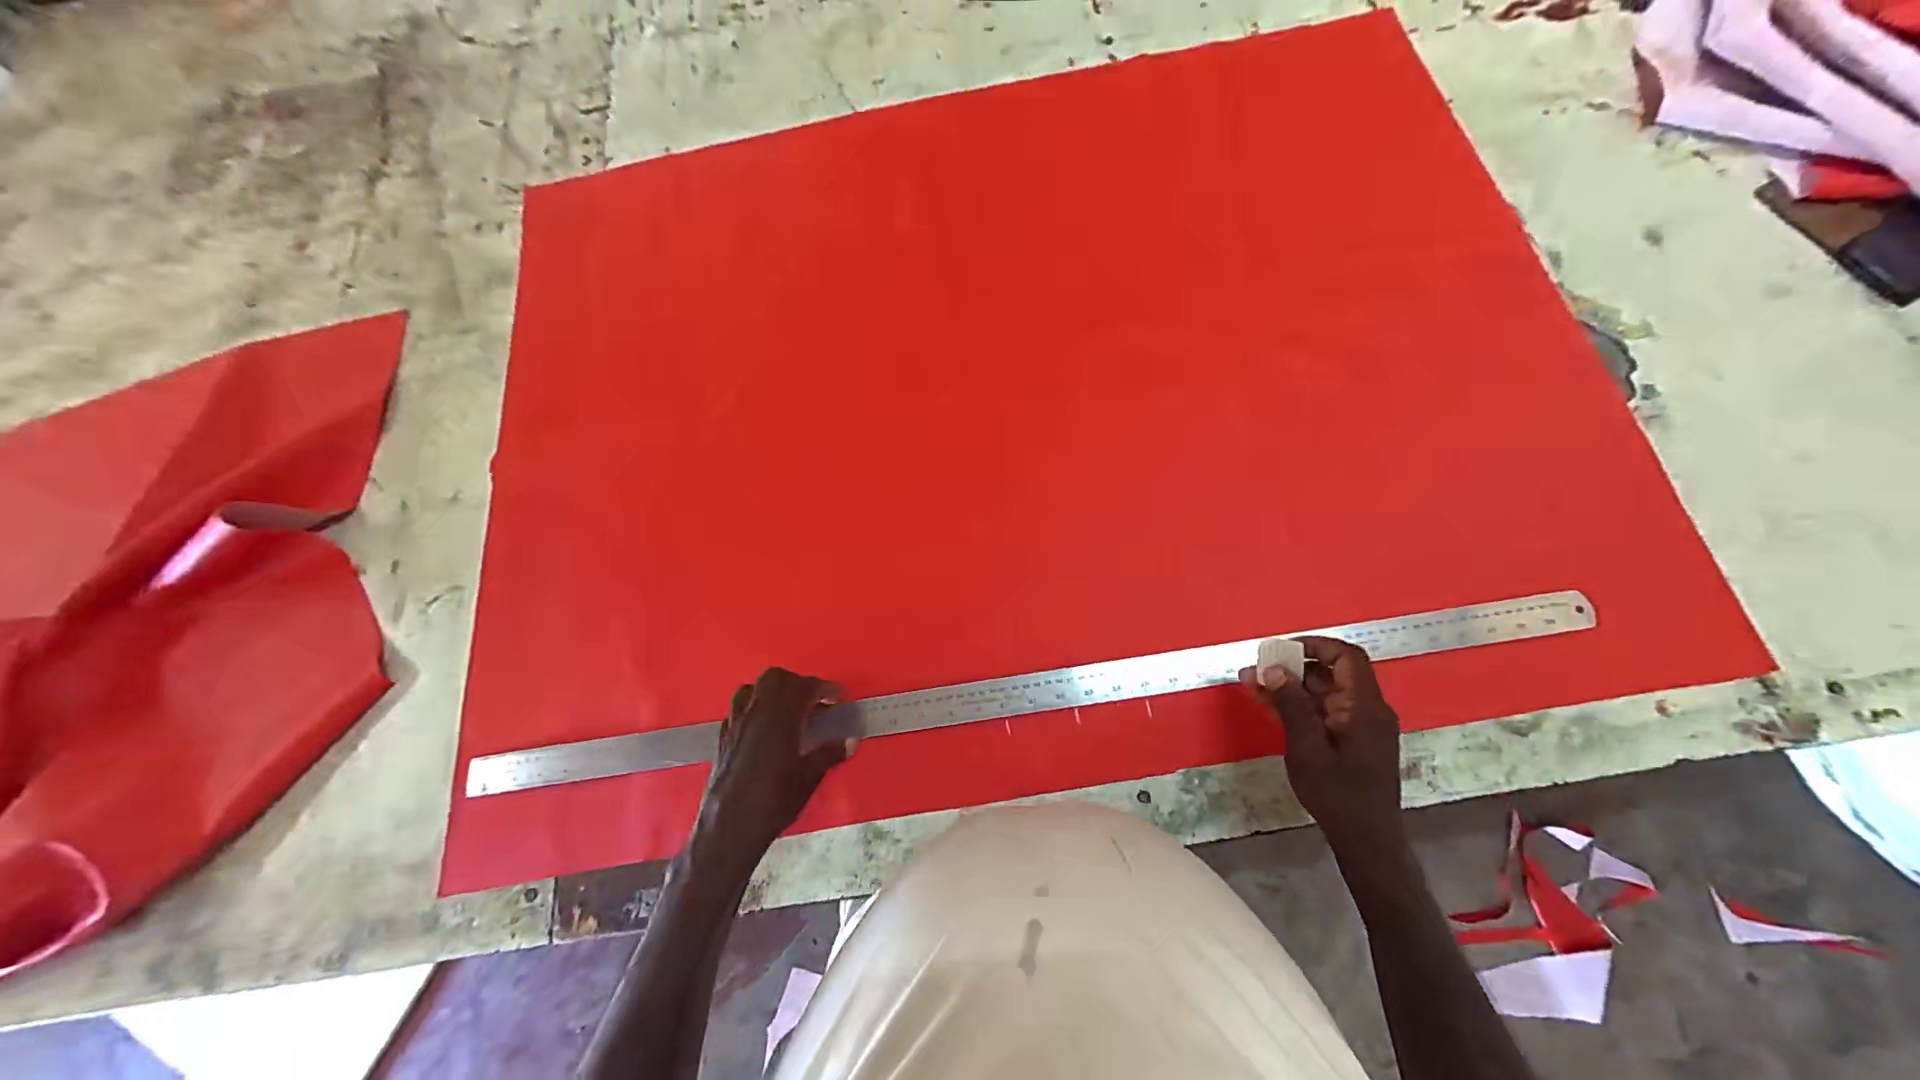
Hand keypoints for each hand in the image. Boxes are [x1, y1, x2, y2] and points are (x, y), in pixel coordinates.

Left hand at [699, 668, 854, 855]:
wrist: (729, 828)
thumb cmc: (773, 802)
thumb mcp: (808, 779)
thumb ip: (829, 754)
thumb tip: (849, 741)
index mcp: (779, 718)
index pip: (804, 687)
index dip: (824, 688)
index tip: (837, 696)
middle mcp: (755, 713)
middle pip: (776, 679)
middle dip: (798, 683)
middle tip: (814, 701)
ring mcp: (735, 723)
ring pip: (753, 688)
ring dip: (774, 691)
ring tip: (788, 709)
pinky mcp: (723, 737)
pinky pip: (739, 708)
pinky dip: (755, 707)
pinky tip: (764, 727)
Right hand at [1239, 636, 1402, 847]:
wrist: (1366, 839)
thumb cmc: (1337, 793)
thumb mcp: (1307, 747)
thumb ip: (1292, 705)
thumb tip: (1274, 668)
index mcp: (1364, 707)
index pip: (1346, 657)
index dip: (1314, 645)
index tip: (1280, 650)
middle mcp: (1368, 710)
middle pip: (1332, 674)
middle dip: (1292, 667)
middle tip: (1257, 669)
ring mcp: (1361, 726)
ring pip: (1325, 693)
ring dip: (1291, 687)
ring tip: (1253, 685)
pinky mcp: (1353, 740)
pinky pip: (1325, 711)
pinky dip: (1299, 706)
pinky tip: (1270, 705)